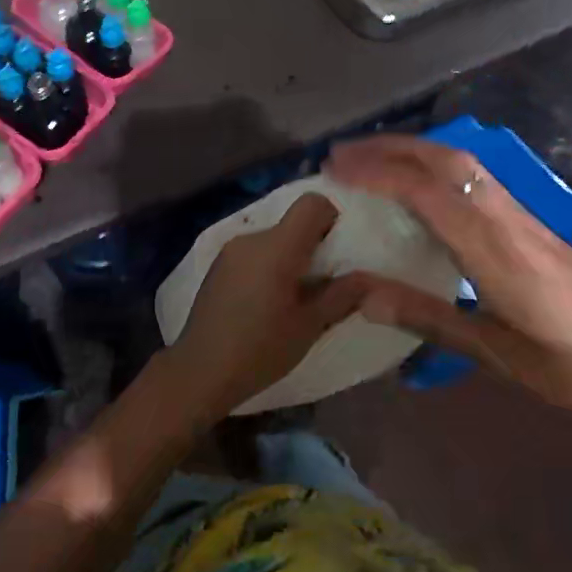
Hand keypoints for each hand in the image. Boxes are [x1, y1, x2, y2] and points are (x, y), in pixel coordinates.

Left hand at [159, 193, 366, 421]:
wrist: (202, 367)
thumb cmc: (261, 348)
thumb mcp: (310, 325)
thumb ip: (342, 294)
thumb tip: (370, 276)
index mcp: (275, 247)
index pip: (311, 203)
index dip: (332, 219)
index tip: (340, 252)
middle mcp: (249, 239)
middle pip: (291, 223)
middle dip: (314, 244)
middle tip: (326, 282)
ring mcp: (229, 250)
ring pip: (272, 238)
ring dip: (290, 257)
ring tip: (297, 296)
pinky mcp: (217, 265)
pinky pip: (253, 252)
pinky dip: (269, 265)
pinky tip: (269, 300)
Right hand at [326, 136, 571, 435]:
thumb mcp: (502, 357)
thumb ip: (431, 321)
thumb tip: (359, 295)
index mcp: (498, 252)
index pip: (428, 193)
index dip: (376, 174)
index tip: (332, 169)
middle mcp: (510, 222)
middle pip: (447, 161)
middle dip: (388, 148)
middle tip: (337, 154)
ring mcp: (525, 221)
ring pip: (464, 165)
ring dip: (410, 152)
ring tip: (366, 160)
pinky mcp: (533, 228)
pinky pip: (475, 181)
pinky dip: (432, 168)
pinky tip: (415, 186)